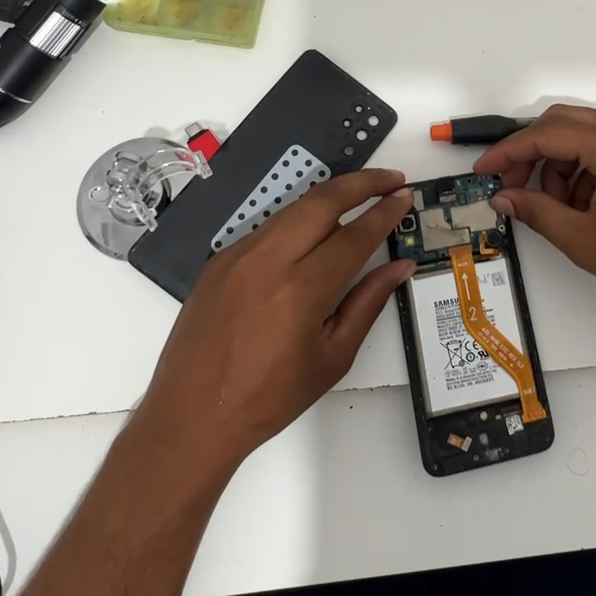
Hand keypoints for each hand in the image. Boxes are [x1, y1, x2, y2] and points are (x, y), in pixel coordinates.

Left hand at [131, 168, 415, 471]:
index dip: (385, 212)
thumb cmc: (268, 398)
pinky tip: (313, 233)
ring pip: (293, 208)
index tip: (405, 196)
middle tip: (390, 179)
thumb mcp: (332, 358)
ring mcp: (237, 256)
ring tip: (360, 196)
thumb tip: (400, 266)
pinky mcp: (218, 261)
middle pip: (321, 201)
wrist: (191, 417)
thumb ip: (367, 303)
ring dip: (329, 197)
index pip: (354, 235)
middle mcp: (267, 261)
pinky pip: (267, 228)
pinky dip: (298, 221)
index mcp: (300, 290)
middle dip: (361, 183)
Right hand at [472, 106, 595, 321]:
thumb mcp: (583, 238)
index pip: (545, 134)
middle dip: (532, 155)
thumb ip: (536, 211)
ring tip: (554, 210)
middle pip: (563, 125)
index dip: (508, 153)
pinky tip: (583, 210)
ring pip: (584, 139)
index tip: (483, 172)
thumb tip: (504, 197)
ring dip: (559, 167)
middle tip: (511, 188)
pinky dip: (584, 173)